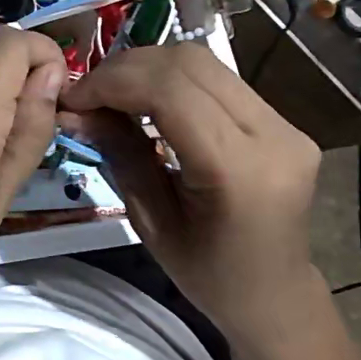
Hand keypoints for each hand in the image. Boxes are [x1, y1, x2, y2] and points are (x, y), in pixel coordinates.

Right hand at [59, 44, 323, 334]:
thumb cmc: (209, 275)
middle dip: (128, 69)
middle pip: (191, 64)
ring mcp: (286, 123)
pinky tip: (148, 100)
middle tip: (89, 93)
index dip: (114, 83)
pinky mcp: (285, 121)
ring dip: (151, 69)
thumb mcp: (152, 223)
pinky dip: (175, 80)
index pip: (172, 93)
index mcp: (241, 171)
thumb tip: (75, 110)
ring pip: (206, 63)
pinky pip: (221, 81)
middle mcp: (274, 135)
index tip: (74, 98)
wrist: (275, 295)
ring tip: (113, 93)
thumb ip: (121, 155)